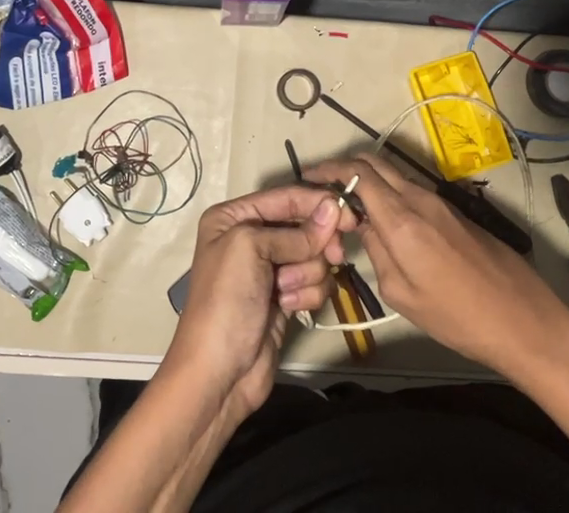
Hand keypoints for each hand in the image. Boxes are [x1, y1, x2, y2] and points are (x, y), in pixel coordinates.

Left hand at [162, 185, 352, 416]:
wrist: (219, 372)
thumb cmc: (226, 301)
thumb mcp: (250, 249)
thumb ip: (296, 231)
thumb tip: (335, 208)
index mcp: (233, 217)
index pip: (286, 197)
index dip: (318, 203)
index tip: (349, 215)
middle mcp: (250, 238)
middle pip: (304, 225)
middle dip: (316, 243)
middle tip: (334, 256)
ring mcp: (268, 269)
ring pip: (313, 256)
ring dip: (307, 273)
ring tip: (285, 292)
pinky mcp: (284, 296)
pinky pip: (314, 282)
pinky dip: (307, 293)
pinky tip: (289, 307)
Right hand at [304, 155, 568, 377]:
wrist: (523, 319)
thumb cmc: (457, 317)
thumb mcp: (401, 294)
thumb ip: (376, 252)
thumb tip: (364, 227)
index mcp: (401, 219)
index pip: (357, 173)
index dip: (329, 170)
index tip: (308, 177)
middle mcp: (420, 199)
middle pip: (375, 162)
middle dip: (345, 167)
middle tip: (323, 186)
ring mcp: (440, 203)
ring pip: (394, 174)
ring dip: (368, 180)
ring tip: (348, 205)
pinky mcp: (454, 212)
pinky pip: (412, 190)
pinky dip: (389, 193)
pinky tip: (381, 218)